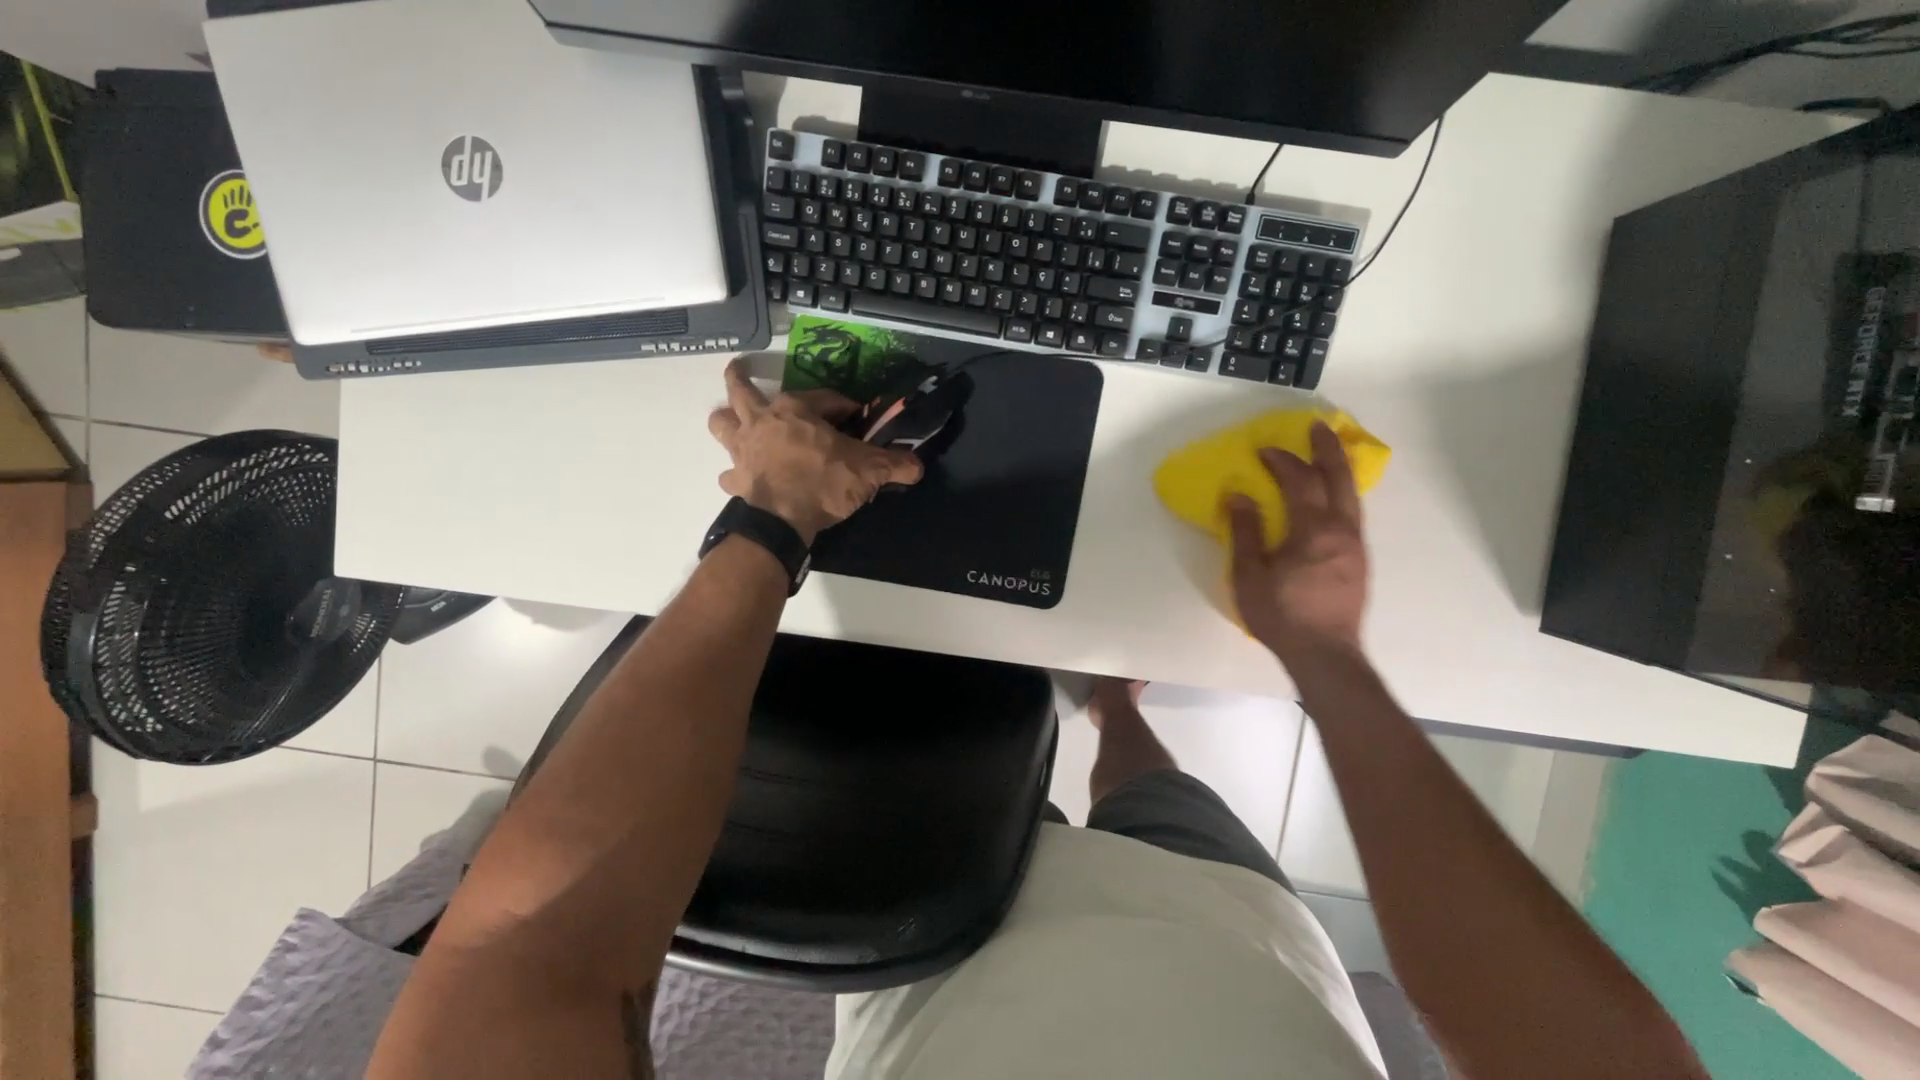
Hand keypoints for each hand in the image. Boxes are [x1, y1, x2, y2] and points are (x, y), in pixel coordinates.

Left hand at [707, 358, 923, 543]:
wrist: (783, 521)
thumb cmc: (824, 483)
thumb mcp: (868, 471)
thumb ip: (894, 464)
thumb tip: (917, 465)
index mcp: (796, 410)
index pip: (824, 398)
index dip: (843, 405)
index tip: (856, 415)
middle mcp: (763, 421)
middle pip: (744, 391)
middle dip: (740, 378)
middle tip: (738, 367)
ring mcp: (744, 449)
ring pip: (722, 423)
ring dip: (725, 419)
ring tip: (730, 418)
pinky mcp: (736, 479)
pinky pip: (728, 473)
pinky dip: (733, 473)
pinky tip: (739, 476)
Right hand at [1224, 421, 1368, 664]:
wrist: (1326, 655)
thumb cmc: (1282, 616)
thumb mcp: (1250, 575)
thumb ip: (1245, 532)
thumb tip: (1239, 495)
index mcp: (1313, 530)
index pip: (1299, 482)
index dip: (1282, 461)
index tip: (1263, 450)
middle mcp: (1342, 530)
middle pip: (1338, 479)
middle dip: (1327, 450)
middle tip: (1318, 427)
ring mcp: (1355, 546)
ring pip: (1351, 496)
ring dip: (1339, 470)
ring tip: (1329, 454)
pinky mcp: (1359, 561)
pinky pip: (1353, 513)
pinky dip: (1343, 493)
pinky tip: (1333, 497)